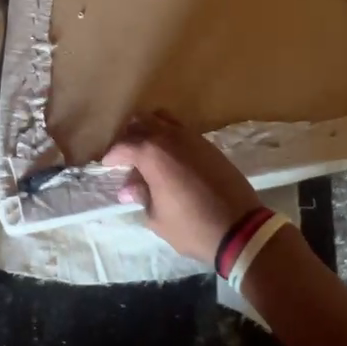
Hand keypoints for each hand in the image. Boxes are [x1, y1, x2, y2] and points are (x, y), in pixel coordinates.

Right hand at [101, 110, 262, 262]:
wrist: (240, 227)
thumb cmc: (192, 227)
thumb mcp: (158, 218)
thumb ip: (141, 196)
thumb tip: (129, 187)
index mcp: (151, 153)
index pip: (123, 146)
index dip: (112, 155)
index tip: (106, 164)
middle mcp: (169, 137)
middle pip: (141, 121)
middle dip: (129, 136)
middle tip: (125, 154)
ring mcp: (191, 137)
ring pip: (162, 118)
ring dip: (149, 128)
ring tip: (146, 149)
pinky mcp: (207, 144)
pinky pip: (181, 129)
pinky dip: (169, 135)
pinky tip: (169, 156)